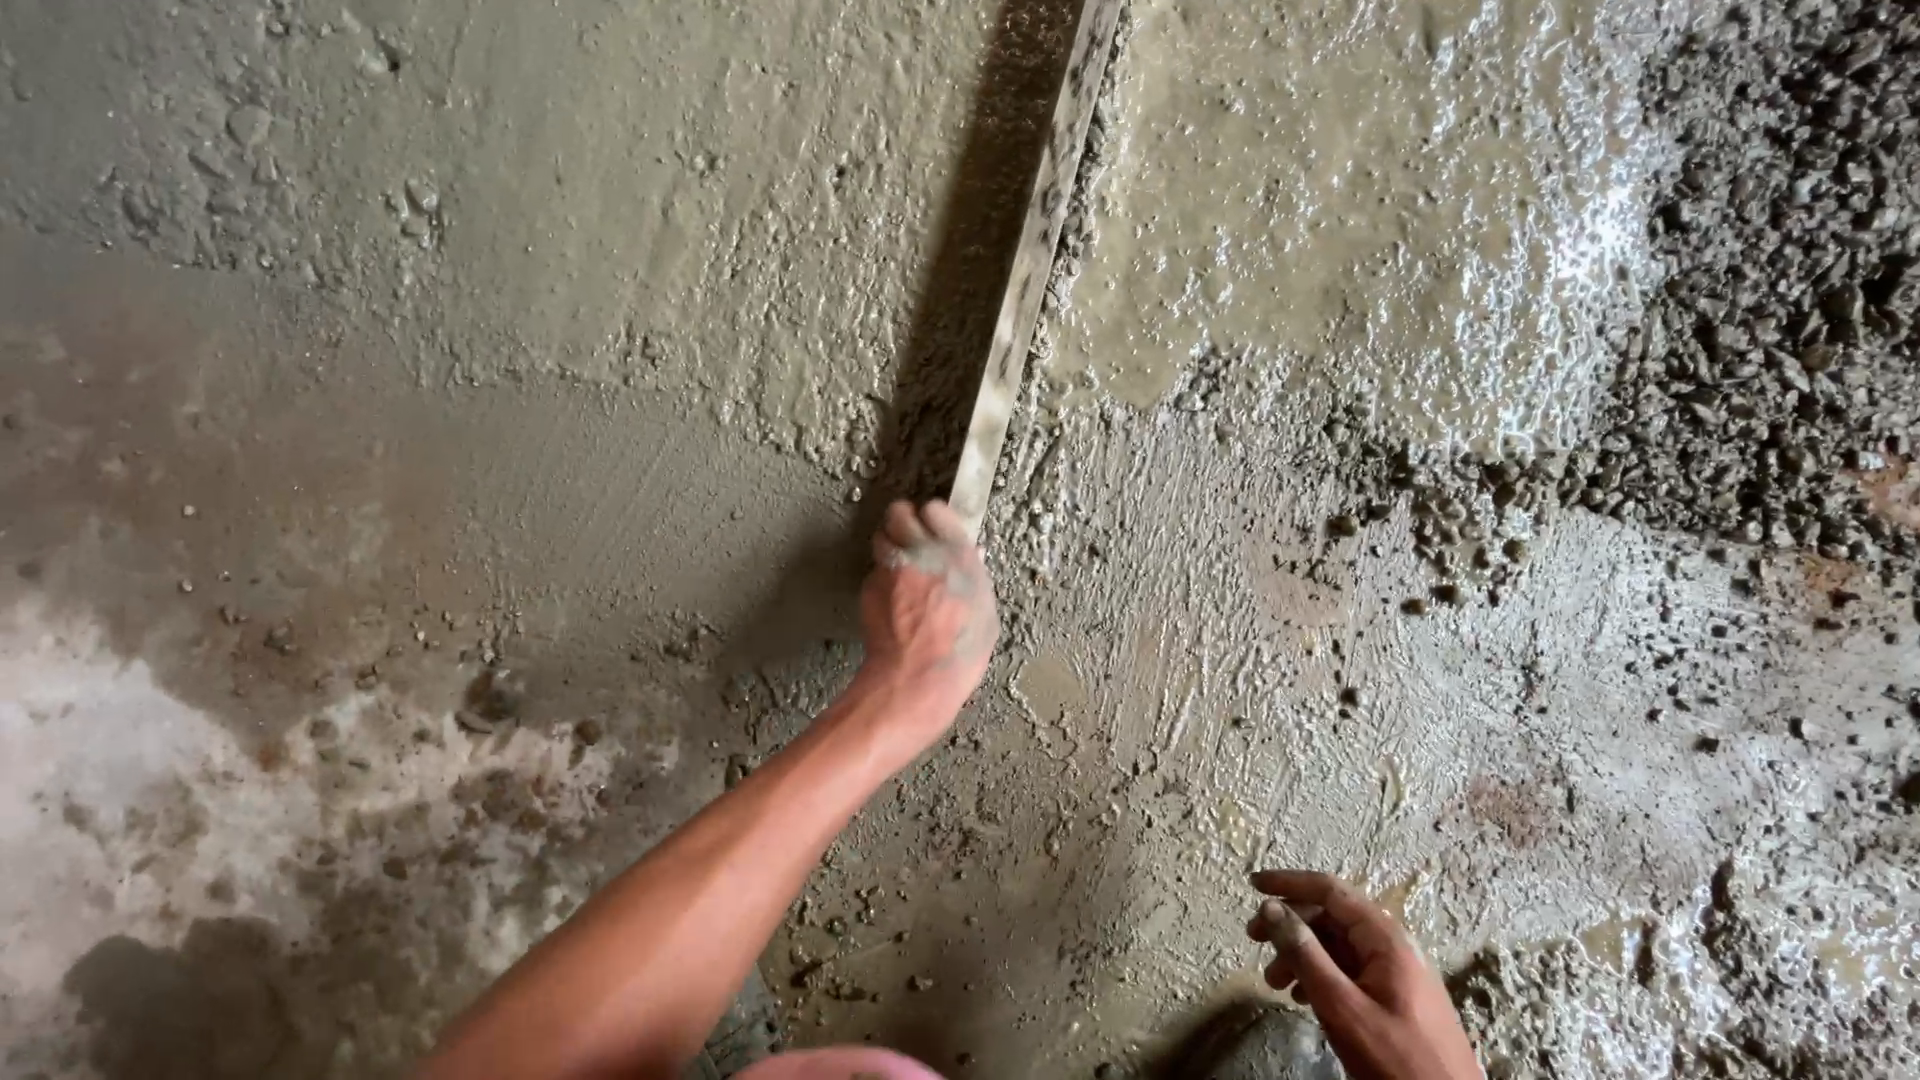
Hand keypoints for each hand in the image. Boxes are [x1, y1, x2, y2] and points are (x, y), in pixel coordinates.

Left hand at [858, 500, 999, 737]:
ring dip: (888, 545)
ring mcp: (890, 568)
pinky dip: (880, 579)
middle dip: (901, 520)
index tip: (934, 523)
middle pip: (898, 513)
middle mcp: (920, 553)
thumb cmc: (960, 651)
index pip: (936, 510)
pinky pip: (873, 572)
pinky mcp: (869, 587)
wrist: (917, 677)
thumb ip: (976, 579)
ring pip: (880, 538)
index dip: (933, 516)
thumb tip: (973, 558)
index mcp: (955, 554)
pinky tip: (891, 600)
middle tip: (908, 534)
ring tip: (898, 565)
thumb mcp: (986, 614)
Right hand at [1247, 870, 1481, 1079]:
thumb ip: (1305, 953)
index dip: (1289, 882)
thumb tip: (1271, 908)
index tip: (1252, 885)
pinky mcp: (1395, 999)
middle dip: (1289, 924)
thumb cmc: (1396, 1062)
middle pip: (1331, 916)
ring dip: (1300, 954)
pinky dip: (1319, 975)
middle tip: (1253, 939)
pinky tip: (1301, 998)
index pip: (1330, 891)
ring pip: (1337, 945)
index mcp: (1386, 939)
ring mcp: (1396, 974)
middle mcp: (1393, 947)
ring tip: (1274, 982)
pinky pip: (1348, 970)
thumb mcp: (1342, 1007)